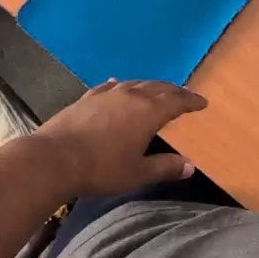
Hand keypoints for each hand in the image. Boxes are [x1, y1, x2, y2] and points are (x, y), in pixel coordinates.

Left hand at [34, 80, 207, 197]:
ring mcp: (107, 95)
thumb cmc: (101, 168)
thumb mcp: (137, 173)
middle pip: (158, 87)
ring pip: (135, 84)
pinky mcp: (87, 98)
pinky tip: (117, 83)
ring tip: (156, 90)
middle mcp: (131, 96)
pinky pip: (109, 87)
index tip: (203, 103)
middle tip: (184, 95)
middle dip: (174, 91)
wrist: (55, 158)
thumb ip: (165, 168)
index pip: (177, 101)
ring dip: (150, 86)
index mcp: (148, 112)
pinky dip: (120, 85)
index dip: (191, 101)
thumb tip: (190, 166)